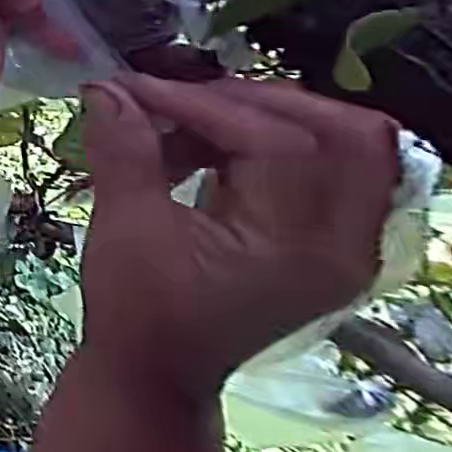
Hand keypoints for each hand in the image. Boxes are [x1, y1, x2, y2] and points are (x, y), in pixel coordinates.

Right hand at [77, 75, 400, 394]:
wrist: (155, 364)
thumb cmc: (137, 304)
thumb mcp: (123, 225)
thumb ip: (123, 152)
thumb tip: (105, 88)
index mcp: (301, 249)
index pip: (278, 143)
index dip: (200, 103)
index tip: (131, 88)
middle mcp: (346, 243)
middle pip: (345, 134)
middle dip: (253, 98)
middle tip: (176, 96)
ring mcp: (344, 240)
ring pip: (341, 143)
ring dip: (258, 113)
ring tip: (181, 119)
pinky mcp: (322, 235)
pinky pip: (319, 162)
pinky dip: (258, 136)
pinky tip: (197, 144)